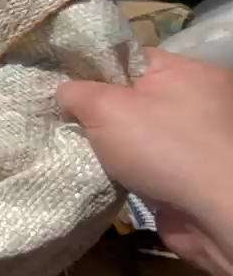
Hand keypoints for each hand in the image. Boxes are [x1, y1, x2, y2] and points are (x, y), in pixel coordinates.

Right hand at [60, 49, 232, 275]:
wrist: (221, 217)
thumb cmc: (165, 147)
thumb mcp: (101, 106)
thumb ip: (72, 90)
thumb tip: (68, 96)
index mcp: (193, 74)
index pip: (127, 58)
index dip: (88, 68)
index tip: (58, 85)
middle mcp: (207, 101)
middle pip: (130, 94)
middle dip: (95, 108)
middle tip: (65, 117)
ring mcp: (206, 139)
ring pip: (136, 129)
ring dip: (108, 140)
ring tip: (80, 144)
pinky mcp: (198, 172)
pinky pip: (148, 158)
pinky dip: (125, 164)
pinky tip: (102, 168)